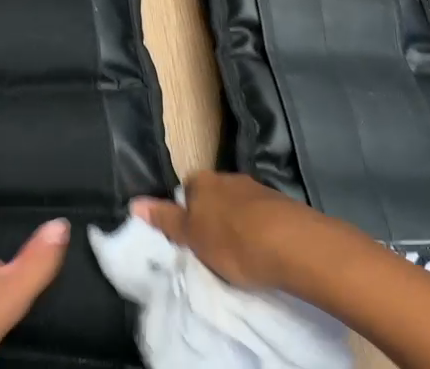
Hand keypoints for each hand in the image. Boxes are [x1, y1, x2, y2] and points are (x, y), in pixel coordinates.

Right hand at [130, 171, 330, 290]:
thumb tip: (134, 203)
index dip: (187, 211)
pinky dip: (262, 229)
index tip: (190, 236)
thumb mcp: (191, 237)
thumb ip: (165, 220)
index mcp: (202, 181)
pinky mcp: (285, 206)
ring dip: (240, 222)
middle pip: (214, 195)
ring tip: (242, 252)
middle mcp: (229, 178)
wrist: (295, 246)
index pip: (187, 189)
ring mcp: (260, 190)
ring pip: (241, 205)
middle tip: (213, 245)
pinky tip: (266, 250)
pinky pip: (265, 216)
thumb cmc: (233, 241)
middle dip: (214, 215)